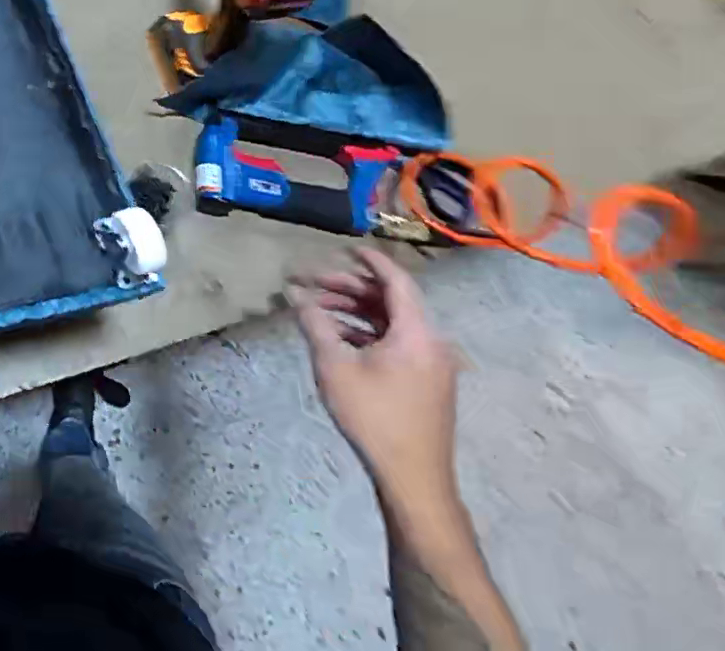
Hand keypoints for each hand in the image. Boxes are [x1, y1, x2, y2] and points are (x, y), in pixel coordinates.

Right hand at [291, 247, 458, 496]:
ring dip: (355, 311)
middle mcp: (431, 342)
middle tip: (312, 282)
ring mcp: (431, 364)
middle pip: (390, 301)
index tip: (347, 248)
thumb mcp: (334, 364)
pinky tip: (336, 337)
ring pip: (391, 322)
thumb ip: (314, 323)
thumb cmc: (372, 414)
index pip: (396, 282)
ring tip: (317, 309)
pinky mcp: (425, 381)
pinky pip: (395, 342)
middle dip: (350, 288)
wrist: (412, 476)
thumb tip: (294, 292)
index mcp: (417, 333)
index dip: (372, 261)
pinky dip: (366, 332)